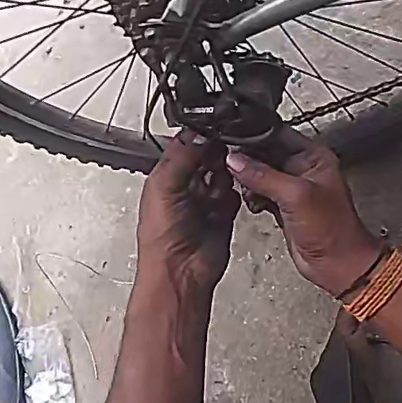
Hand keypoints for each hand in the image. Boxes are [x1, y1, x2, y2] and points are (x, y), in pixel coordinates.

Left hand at [136, 130, 241, 295]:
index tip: (215, 130)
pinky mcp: (223, 214)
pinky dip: (239, 190)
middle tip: (228, 147)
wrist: (180, 272)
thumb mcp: (165, 186)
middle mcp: (186, 185)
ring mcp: (206, 200)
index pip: (185, 145)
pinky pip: (236, 194)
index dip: (200, 136)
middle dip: (219, 151)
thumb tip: (198, 135)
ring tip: (232, 169)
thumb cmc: (162, 238)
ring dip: (229, 170)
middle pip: (208, 156)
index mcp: (166, 175)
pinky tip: (238, 189)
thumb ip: (182, 157)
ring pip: (224, 172)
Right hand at [225, 129, 383, 295]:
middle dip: (248, 160)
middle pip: (265, 153)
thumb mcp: (296, 195)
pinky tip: (252, 204)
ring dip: (248, 180)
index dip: (255, 135)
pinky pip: (259, 193)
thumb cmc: (333, 230)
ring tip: (246, 190)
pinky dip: (251, 196)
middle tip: (233, 167)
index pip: (278, 134)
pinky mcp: (282, 206)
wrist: (336, 264)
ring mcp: (291, 188)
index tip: (232, 139)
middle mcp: (302, 169)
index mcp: (313, 157)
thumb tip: (236, 160)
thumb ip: (264, 175)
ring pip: (259, 174)